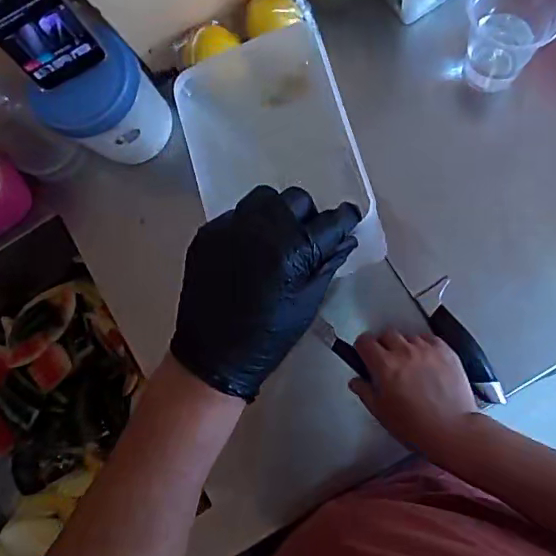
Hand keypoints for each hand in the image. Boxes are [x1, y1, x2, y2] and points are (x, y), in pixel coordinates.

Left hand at [171, 186, 361, 400]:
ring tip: (276, 239)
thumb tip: (346, 239)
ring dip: (277, 214)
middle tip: (306, 238)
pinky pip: (236, 215)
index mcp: (292, 250)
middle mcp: (260, 229)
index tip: (348, 221)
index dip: (344, 219)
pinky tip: (249, 251)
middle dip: (308, 216)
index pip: (330, 220)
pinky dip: (249, 226)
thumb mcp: (308, 302)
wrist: (213, 355)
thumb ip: (328, 264)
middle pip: (296, 201)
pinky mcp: (207, 234)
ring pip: (263, 200)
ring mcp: (230, 228)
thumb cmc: (269, 336)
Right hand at [348, 330, 481, 456]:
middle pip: (387, 334)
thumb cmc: (416, 426)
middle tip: (387, 361)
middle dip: (383, 345)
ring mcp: (427, 350)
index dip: (363, 347)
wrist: (451, 430)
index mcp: (385, 366)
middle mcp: (405, 352)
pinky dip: (425, 345)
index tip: (365, 353)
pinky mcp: (446, 352)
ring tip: (410, 364)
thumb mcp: (381, 412)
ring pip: (409, 336)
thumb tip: (357, 382)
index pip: (365, 341)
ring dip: (405, 346)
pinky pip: (430, 339)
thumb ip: (365, 392)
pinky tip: (427, 360)